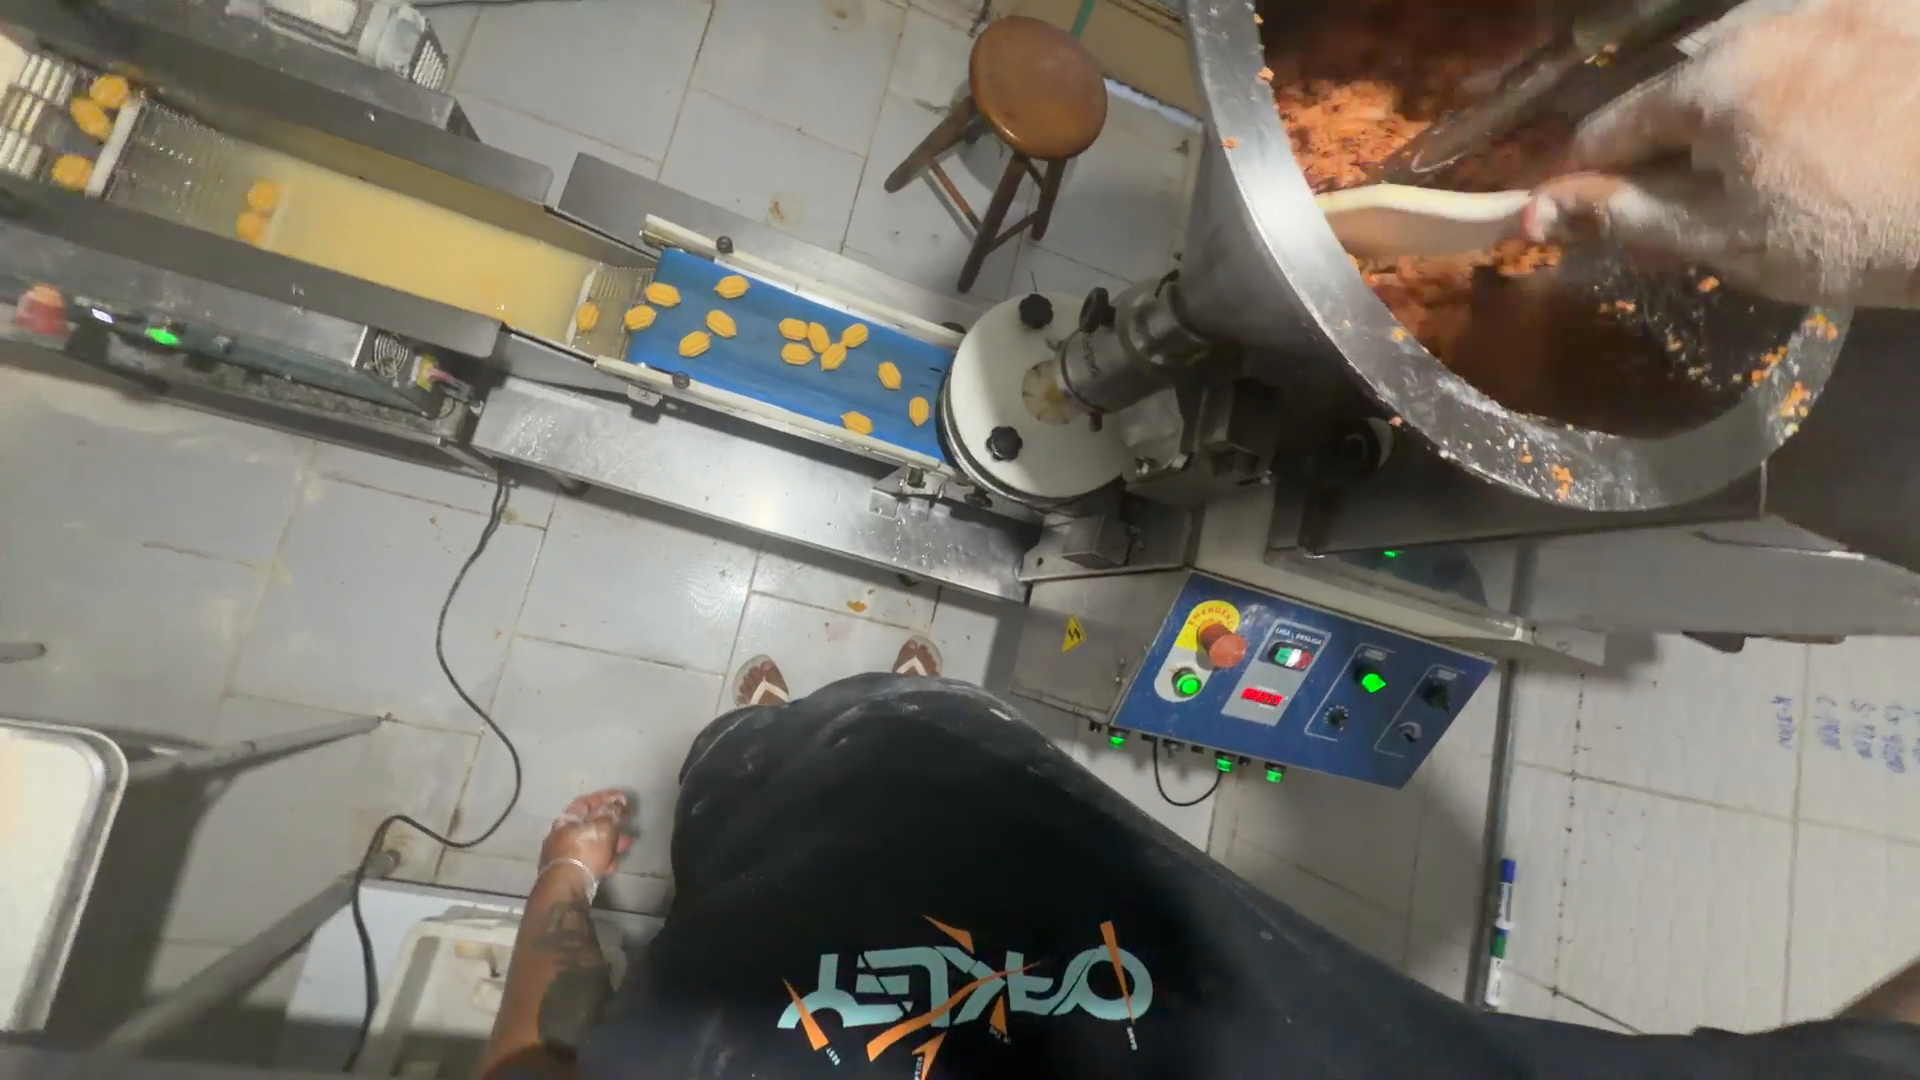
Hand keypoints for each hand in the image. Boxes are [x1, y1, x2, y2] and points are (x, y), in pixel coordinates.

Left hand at [539, 789, 632, 881]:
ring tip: (625, 846)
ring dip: (610, 842)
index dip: (606, 797)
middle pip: (590, 823)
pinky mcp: (567, 872)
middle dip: (612, 823)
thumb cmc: (585, 852)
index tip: (623, 798)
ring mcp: (563, 855)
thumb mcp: (604, 826)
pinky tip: (611, 864)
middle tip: (627, 823)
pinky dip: (601, 858)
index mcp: (566, 820)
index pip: (587, 801)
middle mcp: (561, 835)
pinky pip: (588, 859)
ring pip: (591, 842)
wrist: (565, 890)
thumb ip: (612, 811)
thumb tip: (617, 801)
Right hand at [1522, 0, 1919, 307]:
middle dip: (1658, 161)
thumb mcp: (1708, 235)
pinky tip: (1812, 148)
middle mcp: (1784, 20)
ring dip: (1720, 134)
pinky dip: (1788, 105)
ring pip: (1742, 77)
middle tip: (1672, 224)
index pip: (1604, 130)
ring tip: (1746, 189)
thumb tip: (1527, 214)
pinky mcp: (1912, 21)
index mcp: (1720, 74)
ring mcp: (1859, 12)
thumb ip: (1612, 215)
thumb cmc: (1845, 230)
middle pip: (1673, 99)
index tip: (1581, 225)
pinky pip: (1813, 59)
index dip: (1579, 183)